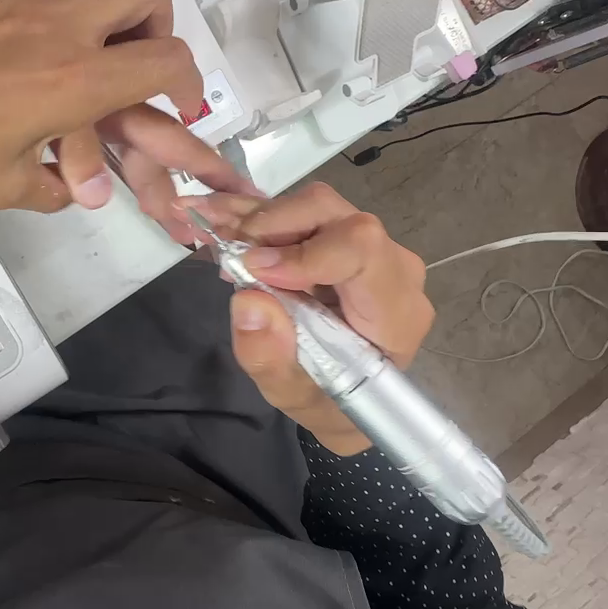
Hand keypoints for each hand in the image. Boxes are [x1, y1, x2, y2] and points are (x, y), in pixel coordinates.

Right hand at [181, 184, 434, 454]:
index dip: (302, 252)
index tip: (252, 271)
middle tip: (230, 254)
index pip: (361, 248)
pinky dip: (256, 214)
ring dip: (258, 218)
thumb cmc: (329, 403)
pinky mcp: (342, 238)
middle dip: (272, 225)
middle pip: (333, 213)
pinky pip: (302, 211)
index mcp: (395, 310)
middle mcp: (391, 267)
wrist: (345, 398)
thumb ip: (272, 358)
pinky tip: (217, 218)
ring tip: (213, 232)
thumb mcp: (295, 398)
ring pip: (314, 205)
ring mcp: (369, 247)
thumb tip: (249, 300)